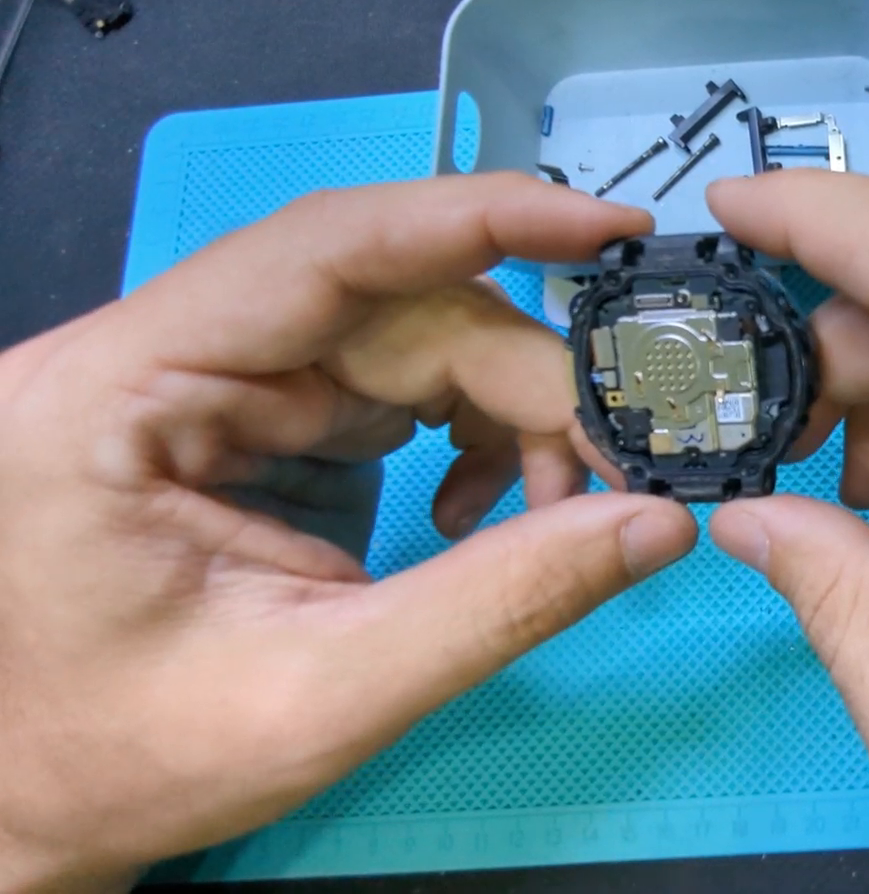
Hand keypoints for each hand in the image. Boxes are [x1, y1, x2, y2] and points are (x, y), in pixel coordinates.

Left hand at [0, 174, 697, 891]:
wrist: (39, 796)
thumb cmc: (128, 756)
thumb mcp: (323, 699)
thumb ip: (504, 603)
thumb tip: (661, 520)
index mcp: (133, 387)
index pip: (336, 246)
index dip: (490, 218)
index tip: (617, 229)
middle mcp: (197, 349)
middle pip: (427, 311)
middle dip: (540, 388)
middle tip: (616, 474)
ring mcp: (255, 374)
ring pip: (451, 340)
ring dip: (530, 416)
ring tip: (555, 509)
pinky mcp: (304, 406)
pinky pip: (440, 380)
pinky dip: (497, 434)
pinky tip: (485, 508)